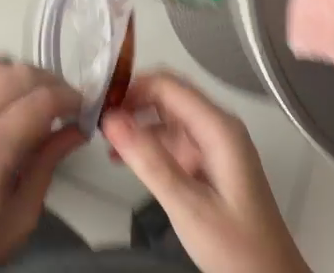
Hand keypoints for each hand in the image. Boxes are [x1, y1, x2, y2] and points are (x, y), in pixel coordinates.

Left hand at [0, 60, 87, 272]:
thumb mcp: (20, 216)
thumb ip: (47, 164)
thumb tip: (76, 130)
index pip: (42, 100)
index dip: (71, 97)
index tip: (86, 108)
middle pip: (20, 74)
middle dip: (52, 81)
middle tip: (69, 103)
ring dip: (27, 79)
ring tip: (45, 104)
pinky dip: (3, 86)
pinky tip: (14, 108)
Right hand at [102, 71, 309, 272]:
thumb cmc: (237, 249)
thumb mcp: (188, 207)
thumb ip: (149, 161)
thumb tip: (111, 119)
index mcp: (218, 128)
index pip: (168, 85)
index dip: (132, 86)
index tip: (99, 103)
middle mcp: (217, 128)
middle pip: (168, 96)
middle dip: (131, 103)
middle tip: (96, 121)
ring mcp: (214, 146)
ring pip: (167, 117)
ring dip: (137, 124)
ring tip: (104, 141)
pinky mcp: (209, 164)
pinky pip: (174, 141)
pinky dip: (148, 144)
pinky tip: (125, 159)